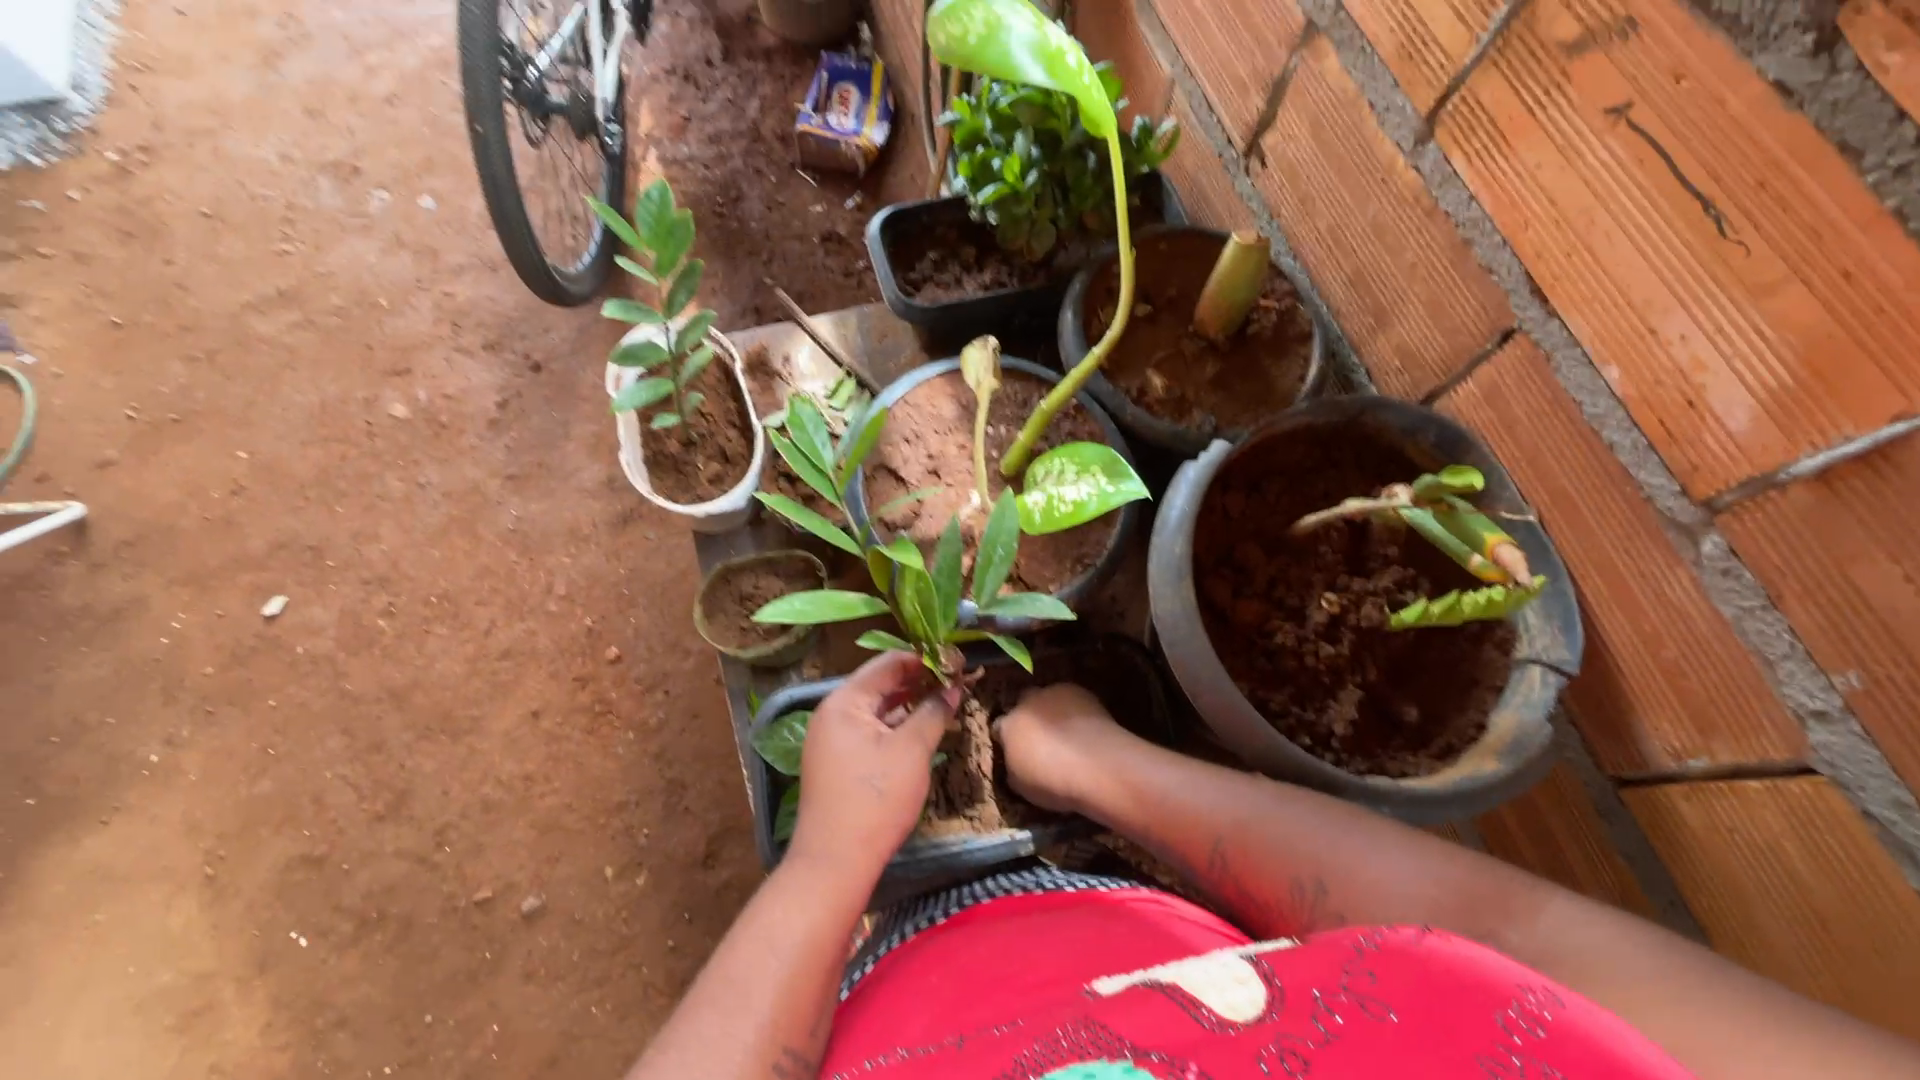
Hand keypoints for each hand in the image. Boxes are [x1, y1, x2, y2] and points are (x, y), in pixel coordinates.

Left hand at [788, 651, 955, 882]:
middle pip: (881, 685)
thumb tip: (952, 687)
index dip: (924, 660)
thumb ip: (933, 712)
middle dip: (919, 682)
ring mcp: (833, 740)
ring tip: (947, 703)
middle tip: (957, 682)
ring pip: (878, 711)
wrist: (835, 862)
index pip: (888, 663)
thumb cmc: (876, 799)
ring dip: (911, 706)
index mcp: (844, 702)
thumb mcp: (912, 751)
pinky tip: (924, 731)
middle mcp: (833, 714)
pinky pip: (872, 732)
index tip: (957, 662)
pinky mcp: (839, 763)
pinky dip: (897, 728)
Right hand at [994, 683, 1139, 814]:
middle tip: (1040, 738)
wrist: (1097, 765)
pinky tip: (1083, 729)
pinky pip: (1072, 700)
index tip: (1014, 751)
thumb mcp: (1021, 785)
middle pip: (1023, 704)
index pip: (999, 727)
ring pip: (1048, 698)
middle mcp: (1028, 702)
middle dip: (1027, 716)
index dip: (1006, 739)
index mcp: (1009, 725)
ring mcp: (1056, 693)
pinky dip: (1075, 711)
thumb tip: (1016, 762)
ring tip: (1065, 733)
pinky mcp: (1083, 692)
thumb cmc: (1052, 781)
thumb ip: (1013, 767)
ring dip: (1052, 711)